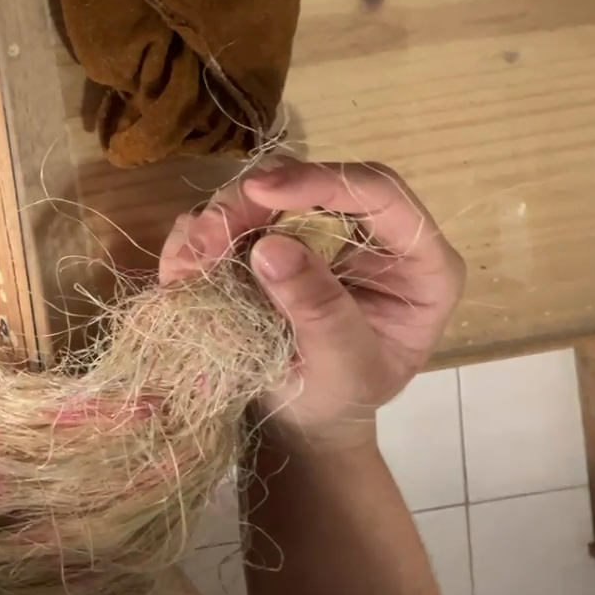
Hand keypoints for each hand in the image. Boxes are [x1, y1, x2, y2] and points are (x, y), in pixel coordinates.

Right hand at [158, 160, 464, 449]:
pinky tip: (184, 274)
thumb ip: (321, 311)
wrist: (294, 413)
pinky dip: (189, 240)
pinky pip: (211, 219)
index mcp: (411, 260)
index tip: (260, 192)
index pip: (377, 192)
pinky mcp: (249, 240)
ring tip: (190, 269)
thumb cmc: (339, 397)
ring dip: (210, 223)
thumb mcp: (346, 368)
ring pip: (249, 194)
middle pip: (300, 182)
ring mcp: (297, 232)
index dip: (321, 181)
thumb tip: (273, 247)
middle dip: (246, 203)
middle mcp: (355, 234)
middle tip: (206, 241)